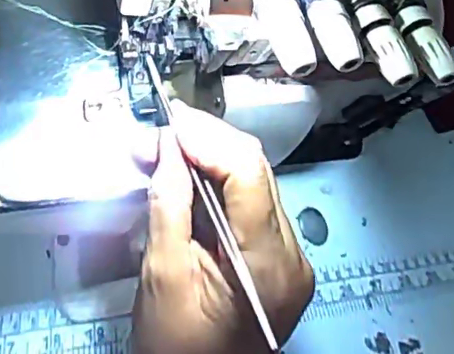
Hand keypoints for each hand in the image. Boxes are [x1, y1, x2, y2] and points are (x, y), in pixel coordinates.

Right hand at [132, 103, 314, 353]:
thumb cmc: (175, 353)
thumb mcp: (162, 276)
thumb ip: (168, 202)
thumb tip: (168, 143)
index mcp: (269, 266)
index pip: (248, 173)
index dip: (208, 138)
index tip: (171, 122)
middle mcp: (291, 254)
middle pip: (253, 168)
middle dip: (204, 140)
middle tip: (162, 130)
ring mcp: (288, 254)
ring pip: (252, 176)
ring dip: (208, 153)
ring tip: (167, 143)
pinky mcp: (275, 253)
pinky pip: (248, 196)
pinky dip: (216, 177)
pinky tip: (186, 167)